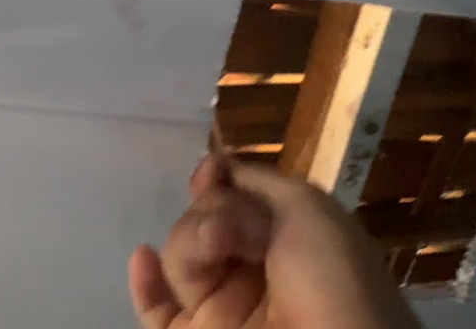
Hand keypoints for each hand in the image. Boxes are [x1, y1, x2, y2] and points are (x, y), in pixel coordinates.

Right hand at [129, 156, 421, 328]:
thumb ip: (255, 181)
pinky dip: (144, 282)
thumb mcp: (308, 207)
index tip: (212, 169)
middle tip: (239, 228)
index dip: (217, 177)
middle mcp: (247, 266)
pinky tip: (142, 260)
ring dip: (192, 239)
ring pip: (181, 252)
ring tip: (216, 247)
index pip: (231, 195)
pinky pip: (156, 308)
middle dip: (213, 211)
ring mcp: (220, 305)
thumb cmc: (333, 277)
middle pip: (202, 218)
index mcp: (280, 236)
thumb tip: (215, 167)